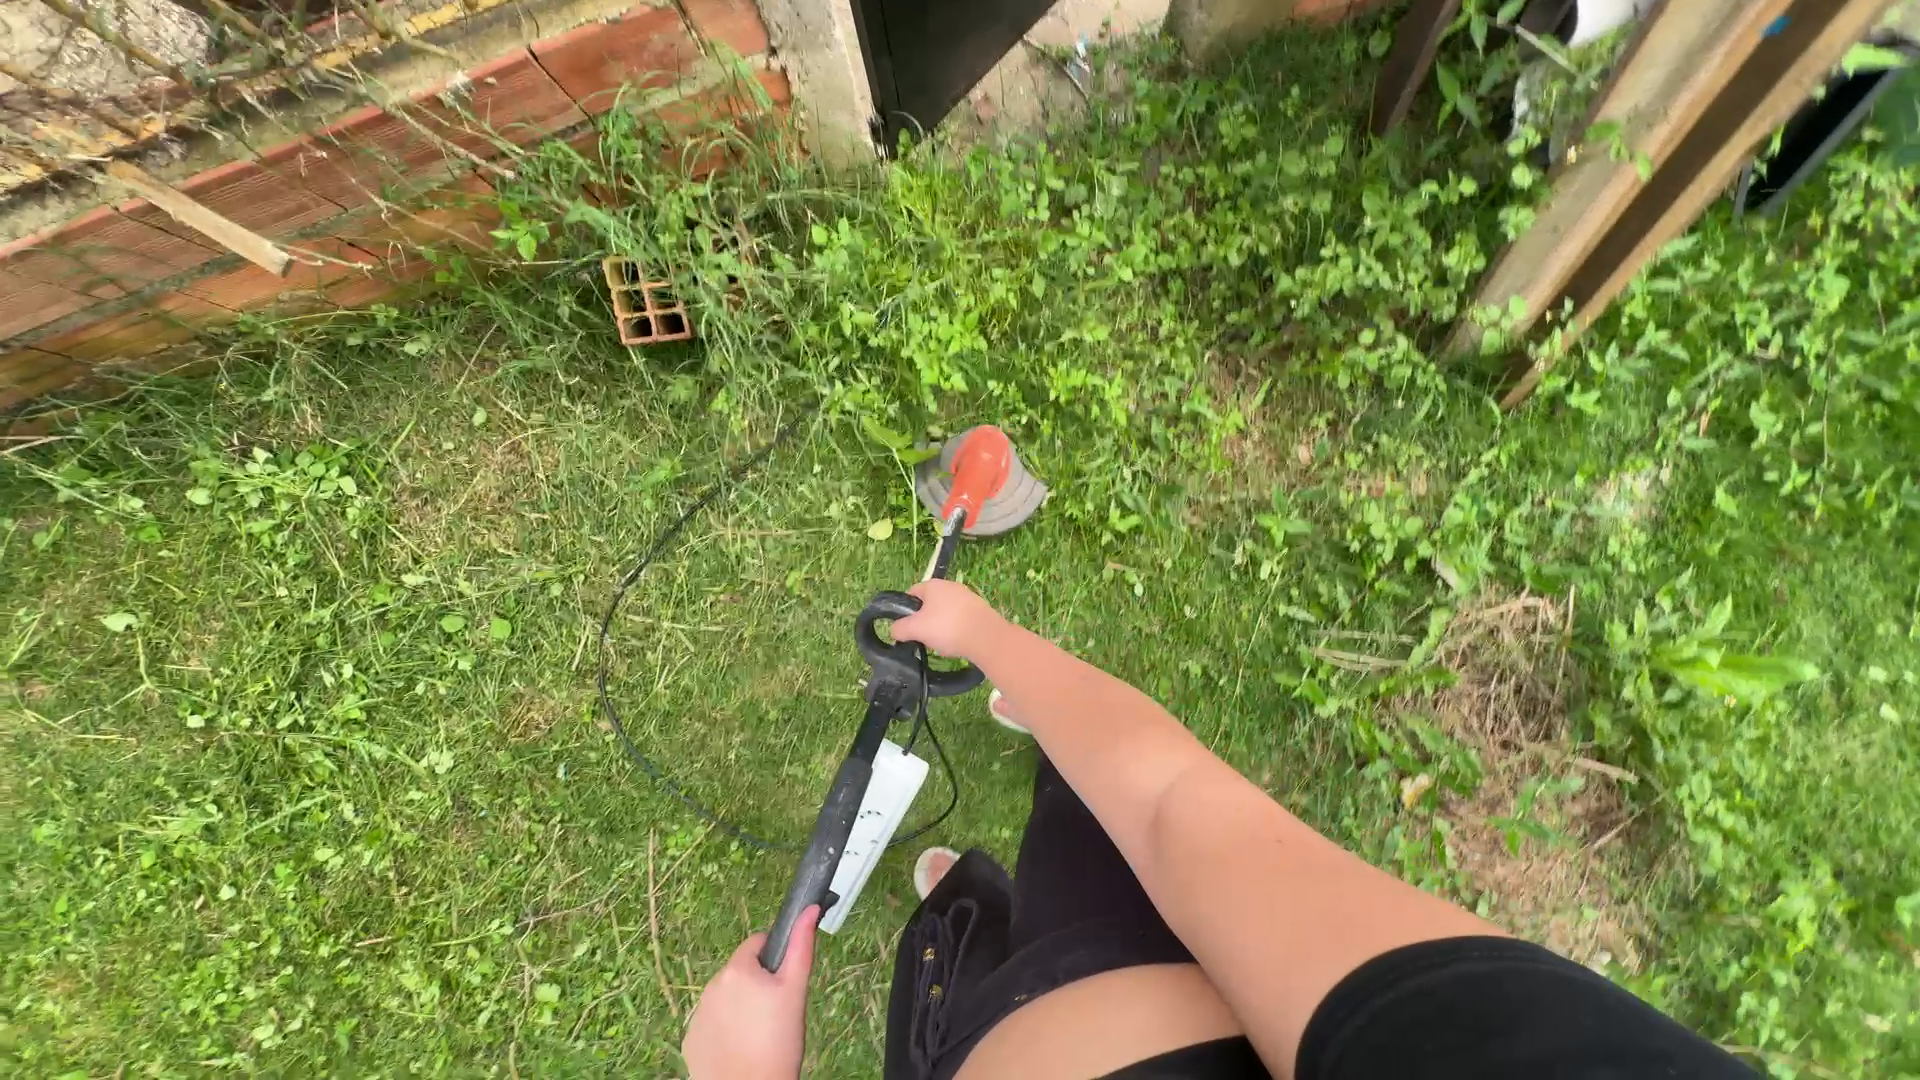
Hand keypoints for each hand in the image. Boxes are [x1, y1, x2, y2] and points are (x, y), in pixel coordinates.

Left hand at [682, 906, 819, 1078]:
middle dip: (757, 984)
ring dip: (740, 1005)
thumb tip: (809, 908)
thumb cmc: (778, 1041)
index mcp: (737, 969)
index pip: (757, 944)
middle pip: (741, 972)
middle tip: (775, 1011)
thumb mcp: (795, 990)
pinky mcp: (691, 1042)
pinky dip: (725, 1029)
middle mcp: (711, 986)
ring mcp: (698, 1015)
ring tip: (759, 1033)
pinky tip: (740, 1047)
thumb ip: (801, 946)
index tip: (783, 985)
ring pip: (726, 998)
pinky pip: (712, 1024)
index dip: (774, 961)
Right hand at [891, 579, 1008, 660]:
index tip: (906, 627)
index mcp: (933, 585)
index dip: (905, 610)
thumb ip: (899, 628)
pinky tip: (957, 643)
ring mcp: (967, 597)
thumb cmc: (946, 627)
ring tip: (941, 643)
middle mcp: (950, 586)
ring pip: (945, 613)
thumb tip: (894, 630)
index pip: (911, 593)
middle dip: (924, 621)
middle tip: (923, 638)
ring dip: (941, 627)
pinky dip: (956, 630)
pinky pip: (961, 620)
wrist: (985, 637)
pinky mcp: (980, 610)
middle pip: (929, 604)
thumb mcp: (915, 629)